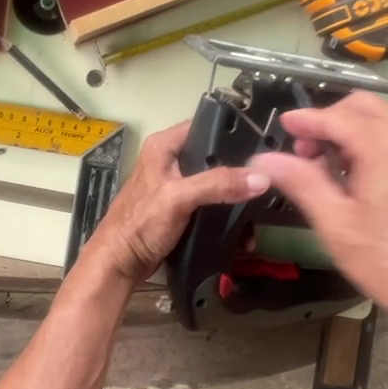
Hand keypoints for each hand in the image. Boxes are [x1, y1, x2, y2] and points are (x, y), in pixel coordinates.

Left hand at [82, 121, 269, 282]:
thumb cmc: (141, 223)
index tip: (262, 147)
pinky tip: (242, 229)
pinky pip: (211, 203)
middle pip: (215, 157)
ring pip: (216, 182)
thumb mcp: (179, 198)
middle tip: (267, 184)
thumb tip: (261, 178)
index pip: (205, 126)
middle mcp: (170, 159)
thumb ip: (217, 185)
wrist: (121, 262)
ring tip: (258, 214)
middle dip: (240, 173)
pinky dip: (226, 215)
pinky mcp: (182, 207)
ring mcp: (177, 184)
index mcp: (164, 146)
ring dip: (236, 198)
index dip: (232, 134)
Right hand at [250, 93, 387, 343]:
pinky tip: (366, 180)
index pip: (335, 117)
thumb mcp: (339, 226)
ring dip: (355, 133)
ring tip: (334, 171)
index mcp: (387, 145)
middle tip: (306, 153)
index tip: (283, 126)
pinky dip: (379, 145)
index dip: (305, 120)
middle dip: (330, 122)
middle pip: (363, 109)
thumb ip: (302, 183)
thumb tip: (266, 160)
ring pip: (386, 122)